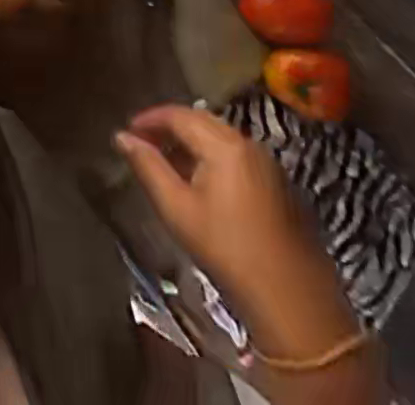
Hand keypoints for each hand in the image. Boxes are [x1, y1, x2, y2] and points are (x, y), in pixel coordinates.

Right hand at [114, 105, 360, 360]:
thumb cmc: (226, 250)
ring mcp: (268, 165)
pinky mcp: (278, 185)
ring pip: (220, 137)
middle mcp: (250, 146)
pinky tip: (197, 181)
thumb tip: (122, 137)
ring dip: (189, 141)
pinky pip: (236, 155)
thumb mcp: (176, 208)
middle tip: (142, 142)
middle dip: (168, 127)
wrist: (292, 300)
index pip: (179, 116)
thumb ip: (147, 167)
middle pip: (201, 121)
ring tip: (164, 162)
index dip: (149, 119)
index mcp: (225, 146)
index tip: (127, 131)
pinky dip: (210, 156)